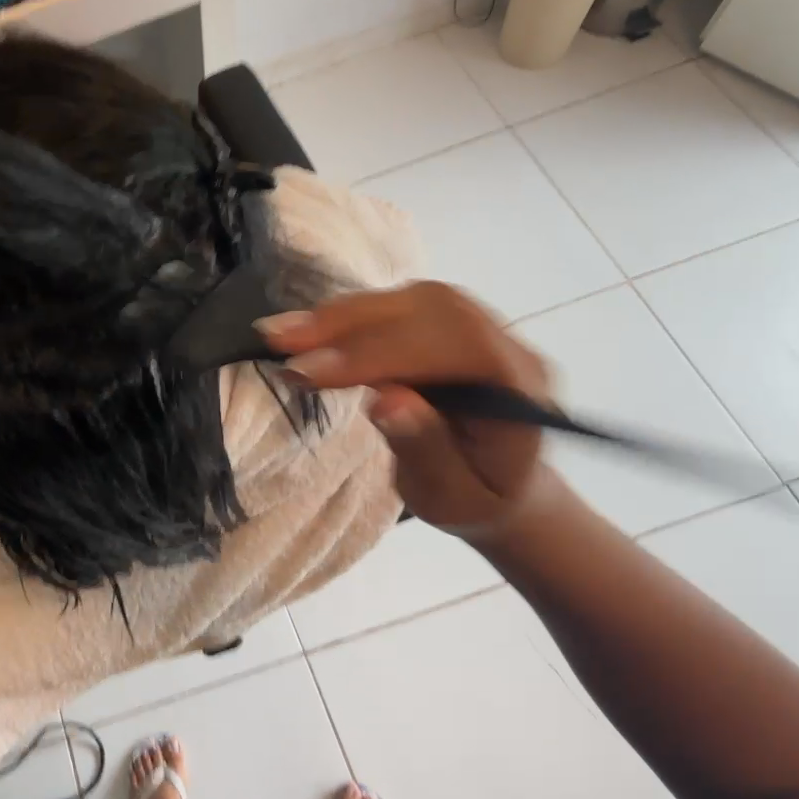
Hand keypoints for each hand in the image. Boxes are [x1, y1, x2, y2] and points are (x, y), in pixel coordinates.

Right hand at [259, 281, 554, 532]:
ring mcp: (478, 326)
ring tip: (283, 335)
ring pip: (409, 299)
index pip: (451, 347)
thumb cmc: (476, 499)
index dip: (377, 352)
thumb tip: (386, 399)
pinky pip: (398, 305)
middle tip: (279, 341)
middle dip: (350, 323)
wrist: (503, 484)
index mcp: (518, 388)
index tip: (308, 372)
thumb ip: (426, 450)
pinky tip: (309, 331)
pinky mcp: (446, 323)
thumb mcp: (449, 499)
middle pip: (429, 308)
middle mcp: (505, 344)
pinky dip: (348, 316)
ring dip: (342, 315)